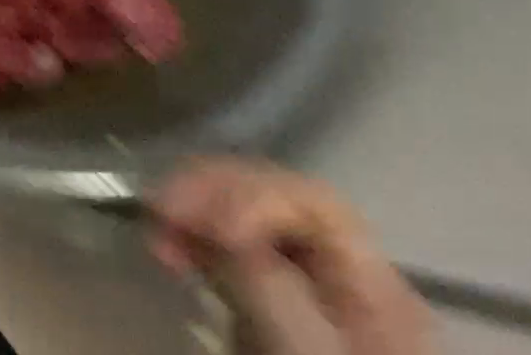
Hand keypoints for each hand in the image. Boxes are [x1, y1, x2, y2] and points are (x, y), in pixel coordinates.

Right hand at [151, 159, 431, 354]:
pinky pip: (225, 239)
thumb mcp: (298, 351)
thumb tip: (213, 221)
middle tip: (160, 211)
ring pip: (244, 210)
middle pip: (276, 195)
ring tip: (158, 231)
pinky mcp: (266, 293)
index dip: (252, 196)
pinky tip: (168, 246)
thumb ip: (265, 283)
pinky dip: (191, 230)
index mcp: (372, 284)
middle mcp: (342, 269)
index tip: (201, 223)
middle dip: (211, 192)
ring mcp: (303, 281)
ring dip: (193, 207)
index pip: (313, 203)